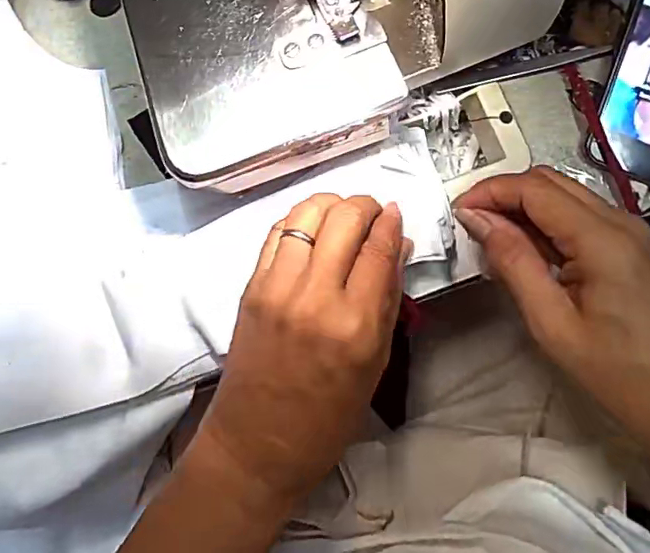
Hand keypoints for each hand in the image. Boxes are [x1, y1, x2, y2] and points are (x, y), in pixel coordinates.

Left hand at [188, 193, 410, 509]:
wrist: (257, 444)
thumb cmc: (327, 417)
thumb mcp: (374, 363)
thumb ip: (388, 298)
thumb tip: (398, 245)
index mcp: (354, 325)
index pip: (378, 250)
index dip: (391, 222)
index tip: (396, 212)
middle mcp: (315, 297)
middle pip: (345, 220)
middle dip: (365, 205)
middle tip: (373, 212)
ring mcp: (277, 287)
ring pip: (308, 214)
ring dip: (332, 204)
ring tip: (343, 213)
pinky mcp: (251, 286)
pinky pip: (278, 231)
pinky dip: (300, 218)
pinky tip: (312, 225)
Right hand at [455, 170, 649, 552]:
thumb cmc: (617, 374)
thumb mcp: (553, 324)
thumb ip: (513, 262)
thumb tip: (476, 217)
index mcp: (601, 237)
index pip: (533, 188)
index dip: (490, 192)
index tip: (457, 213)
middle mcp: (617, 219)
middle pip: (548, 180)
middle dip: (504, 193)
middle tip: (471, 224)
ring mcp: (627, 229)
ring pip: (562, 192)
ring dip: (523, 204)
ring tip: (492, 236)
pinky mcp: (628, 244)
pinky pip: (577, 213)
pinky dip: (544, 219)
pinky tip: (527, 249)